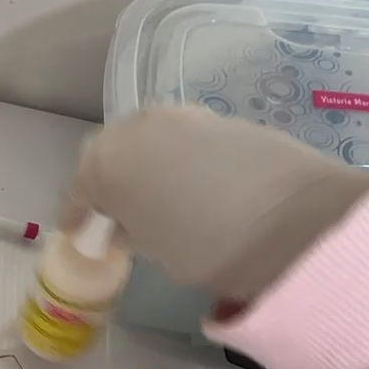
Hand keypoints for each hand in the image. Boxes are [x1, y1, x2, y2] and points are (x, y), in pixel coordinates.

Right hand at [63, 107, 368, 301]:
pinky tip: (188, 185)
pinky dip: (174, 159)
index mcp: (106, 165)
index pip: (77, 191)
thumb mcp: (152, 250)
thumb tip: (127, 224)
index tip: (76, 235)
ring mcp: (182, 117)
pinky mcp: (220, 119)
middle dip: (103, 182)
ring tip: (151, 198)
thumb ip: (130, 230)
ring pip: (144, 139)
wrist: (295, 220)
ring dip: (140, 165)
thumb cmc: (205, 247)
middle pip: (105, 153)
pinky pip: (180, 138)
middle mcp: (137, 129)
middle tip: (111, 214)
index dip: (74, 215)